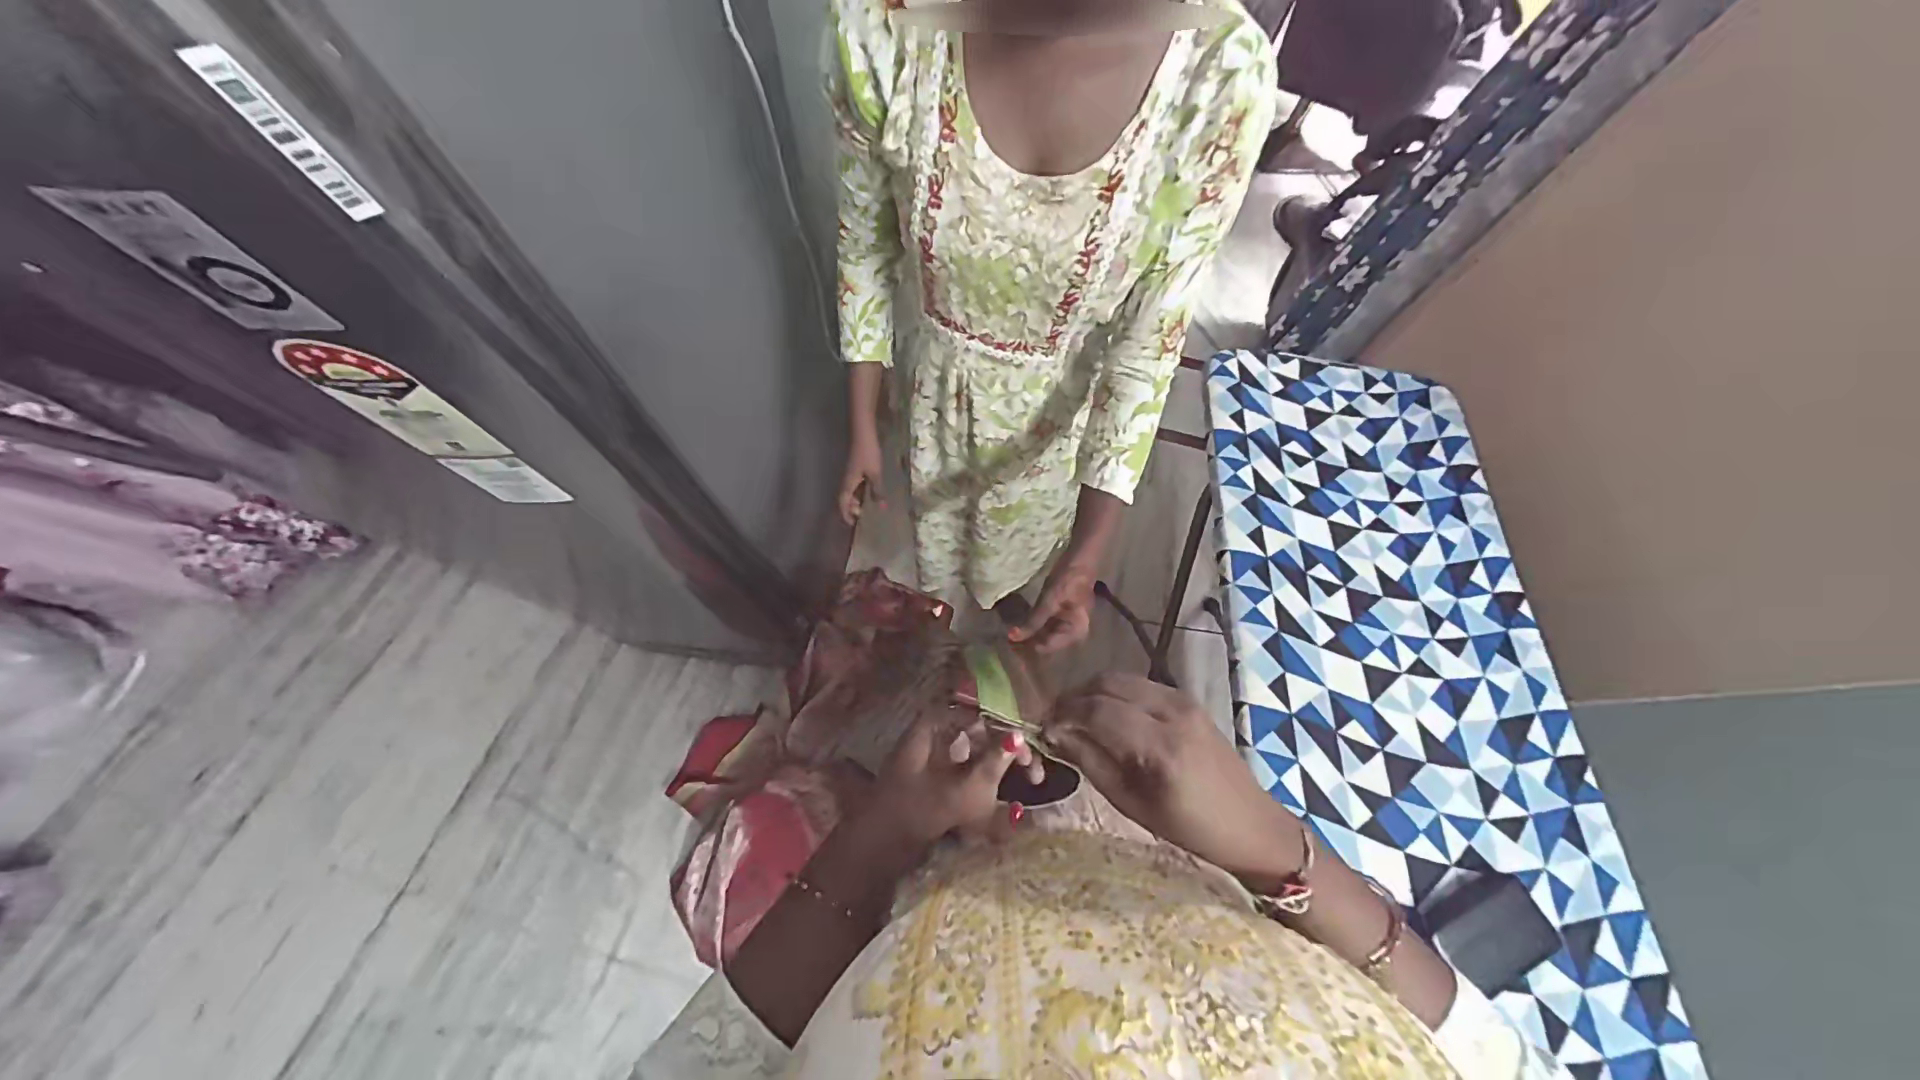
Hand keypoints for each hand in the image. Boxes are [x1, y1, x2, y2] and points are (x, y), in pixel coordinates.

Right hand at [837, 431, 884, 525]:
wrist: (864, 434)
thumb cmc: (868, 454)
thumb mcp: (875, 474)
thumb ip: (878, 490)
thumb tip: (882, 508)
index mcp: (848, 483)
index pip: (842, 502)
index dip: (845, 514)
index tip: (852, 523)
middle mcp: (847, 480)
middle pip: (845, 498)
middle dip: (851, 509)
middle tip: (862, 516)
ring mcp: (851, 474)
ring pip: (850, 492)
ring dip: (856, 500)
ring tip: (867, 507)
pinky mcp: (856, 468)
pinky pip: (855, 485)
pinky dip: (860, 492)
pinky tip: (870, 492)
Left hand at [853, 710, 1024, 858]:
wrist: (879, 847)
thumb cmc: (921, 812)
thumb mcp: (965, 789)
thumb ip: (993, 762)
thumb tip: (1018, 734)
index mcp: (934, 724)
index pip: (980, 713)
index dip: (1008, 728)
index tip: (1028, 751)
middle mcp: (933, 732)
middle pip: (982, 730)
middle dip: (1010, 749)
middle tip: (1035, 775)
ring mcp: (933, 755)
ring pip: (978, 750)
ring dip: (1003, 765)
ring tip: (1029, 785)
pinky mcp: (934, 776)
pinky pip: (969, 768)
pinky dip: (989, 779)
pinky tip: (1007, 800)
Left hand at [1009, 557, 1096, 653]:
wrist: (1080, 561)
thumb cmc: (1068, 581)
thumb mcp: (1049, 602)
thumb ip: (1033, 622)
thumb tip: (1012, 637)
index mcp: (1074, 633)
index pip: (1045, 648)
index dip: (1026, 648)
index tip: (1007, 644)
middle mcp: (1071, 635)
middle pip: (1044, 645)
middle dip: (1026, 644)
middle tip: (1005, 640)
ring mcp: (1065, 626)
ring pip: (1042, 637)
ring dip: (1027, 636)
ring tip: (1008, 635)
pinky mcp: (1058, 618)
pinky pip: (1043, 628)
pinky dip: (1031, 627)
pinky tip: (1017, 627)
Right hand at [1048, 674, 1306, 889]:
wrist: (1250, 823)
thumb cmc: (1189, 827)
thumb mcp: (1131, 803)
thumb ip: (1089, 762)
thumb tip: (1053, 735)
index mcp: (1160, 745)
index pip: (1096, 710)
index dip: (1063, 715)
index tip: (1044, 729)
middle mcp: (1172, 711)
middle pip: (1106, 684)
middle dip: (1073, 698)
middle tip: (1055, 719)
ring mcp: (1182, 700)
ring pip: (1121, 678)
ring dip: (1092, 691)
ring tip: (1076, 716)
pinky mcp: (1187, 698)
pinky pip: (1139, 684)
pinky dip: (1114, 692)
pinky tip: (1106, 713)